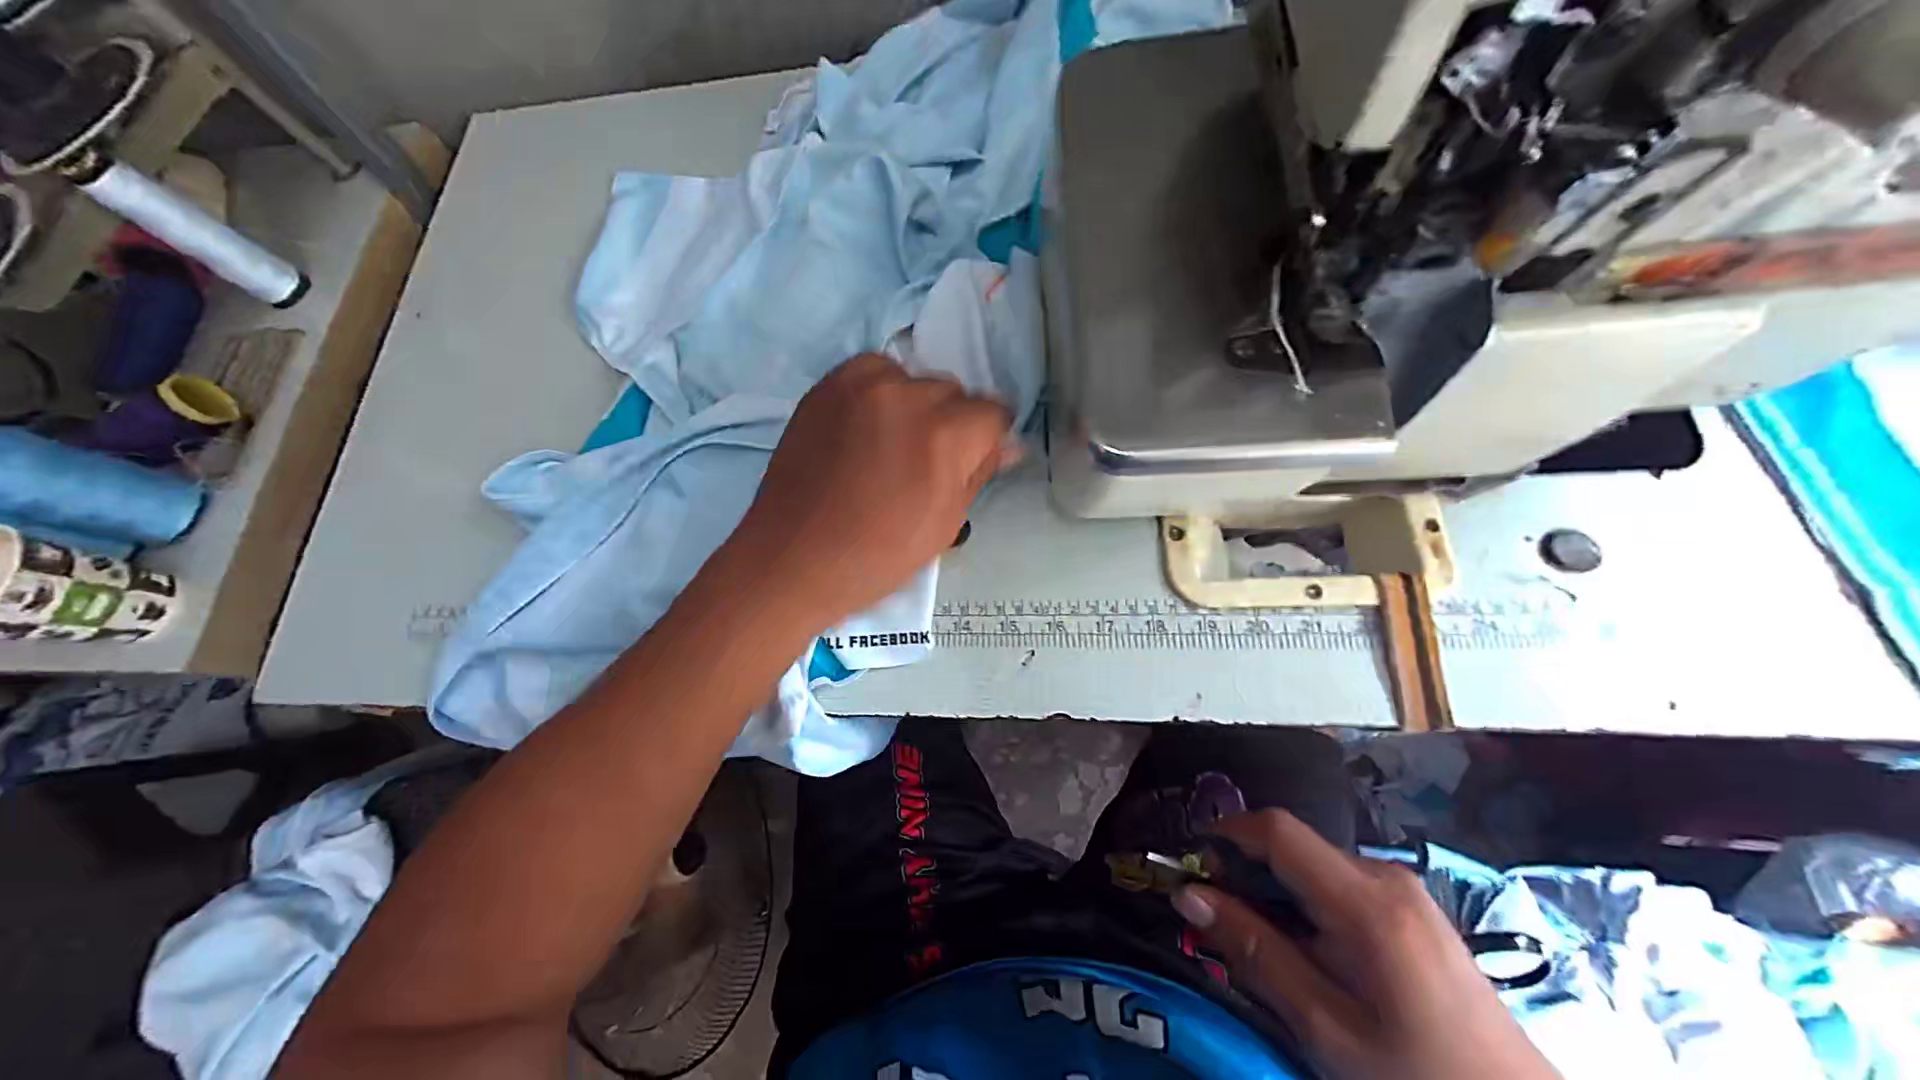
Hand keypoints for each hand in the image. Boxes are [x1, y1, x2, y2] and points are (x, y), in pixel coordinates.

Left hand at [718, 353, 1014, 631]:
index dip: (987, 440)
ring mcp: (862, 384)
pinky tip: (865, 430)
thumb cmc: (879, 555)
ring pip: (913, 379)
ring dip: (913, 405)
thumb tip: (1009, 444)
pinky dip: (878, 394)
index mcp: (946, 434)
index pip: (993, 413)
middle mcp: (908, 395)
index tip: (970, 462)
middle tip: (925, 462)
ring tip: (890, 445)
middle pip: (953, 392)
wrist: (796, 557)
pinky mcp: (827, 385)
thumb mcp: (945, 523)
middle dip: (951, 422)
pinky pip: (872, 373)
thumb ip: (979, 472)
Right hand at [1172, 810, 1559, 1079]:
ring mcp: (1404, 891)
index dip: (1224, 835)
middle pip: (1292, 847)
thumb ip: (1255, 952)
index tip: (1190, 867)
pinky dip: (1304, 904)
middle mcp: (1385, 876)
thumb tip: (1190, 896)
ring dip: (1272, 892)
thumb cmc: (1417, 1078)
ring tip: (1259, 945)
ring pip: (1312, 866)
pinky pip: (1338, 885)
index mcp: (1366, 900)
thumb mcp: (1325, 1026)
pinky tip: (1306, 954)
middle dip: (1244, 871)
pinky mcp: (1412, 909)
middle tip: (1215, 919)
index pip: (1276, 830)